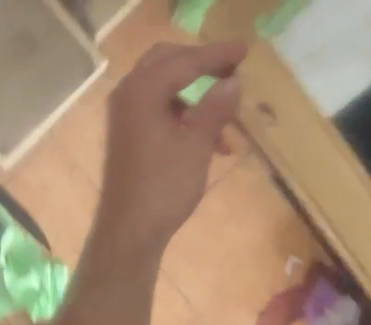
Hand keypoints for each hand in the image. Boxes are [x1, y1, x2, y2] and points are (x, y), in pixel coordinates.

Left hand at [92, 41, 247, 259]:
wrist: (131, 227)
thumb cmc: (164, 187)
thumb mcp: (196, 146)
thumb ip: (215, 109)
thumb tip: (234, 82)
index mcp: (143, 89)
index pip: (185, 61)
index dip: (216, 56)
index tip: (245, 52)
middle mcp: (129, 92)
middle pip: (168, 62)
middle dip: (201, 65)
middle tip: (231, 69)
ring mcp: (126, 113)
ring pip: (164, 88)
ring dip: (196, 95)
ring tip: (226, 117)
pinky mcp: (129, 133)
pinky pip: (159, 109)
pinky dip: (185, 115)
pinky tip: (209, 141)